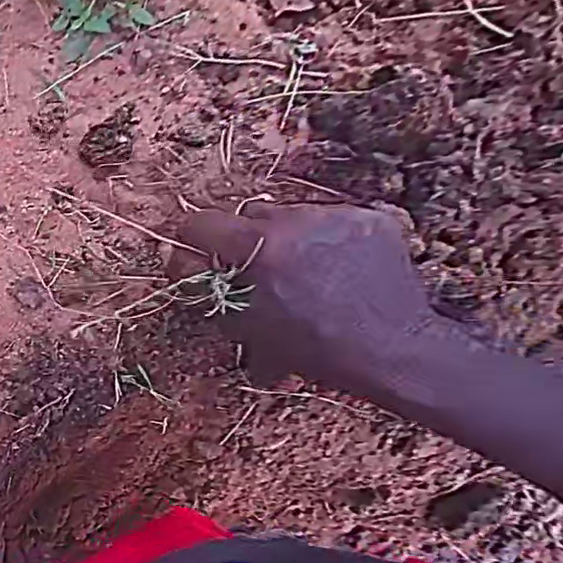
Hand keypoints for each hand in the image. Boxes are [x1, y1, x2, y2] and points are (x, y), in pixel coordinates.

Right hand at [174, 203, 450, 390]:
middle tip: (254, 271)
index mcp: (256, 246)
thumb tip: (171, 253)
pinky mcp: (370, 217)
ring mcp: (336, 215)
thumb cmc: (307, 345)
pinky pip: (328, 219)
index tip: (197, 254)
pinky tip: (332, 269)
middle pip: (246, 214)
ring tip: (298, 272)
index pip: (200, 222)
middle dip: (242, 239)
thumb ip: (197, 282)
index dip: (192, 240)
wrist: (391, 348)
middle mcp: (294, 219)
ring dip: (282, 237)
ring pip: (289, 215)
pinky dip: (321, 239)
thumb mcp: (238, 321)